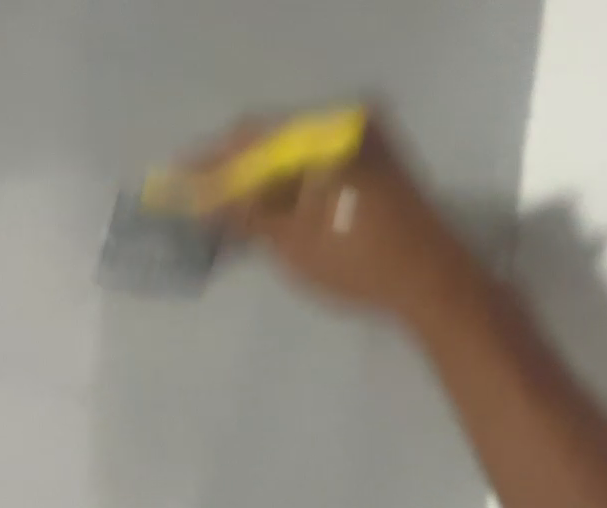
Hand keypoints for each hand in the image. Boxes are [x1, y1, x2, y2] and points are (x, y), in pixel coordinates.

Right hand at [194, 110, 484, 322]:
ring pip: (291, 159)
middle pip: (270, 143)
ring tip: (219, 215)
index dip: (208, 164)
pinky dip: (284, 191)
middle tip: (195, 203)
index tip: (175, 183)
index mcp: (327, 132)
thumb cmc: (359, 261)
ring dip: (254, 185)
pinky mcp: (370, 170)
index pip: (250, 138)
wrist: (431, 283)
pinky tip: (258, 214)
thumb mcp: (292, 239)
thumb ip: (244, 213)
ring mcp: (363, 146)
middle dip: (229, 175)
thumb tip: (201, 202)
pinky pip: (313, 171)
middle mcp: (347, 125)